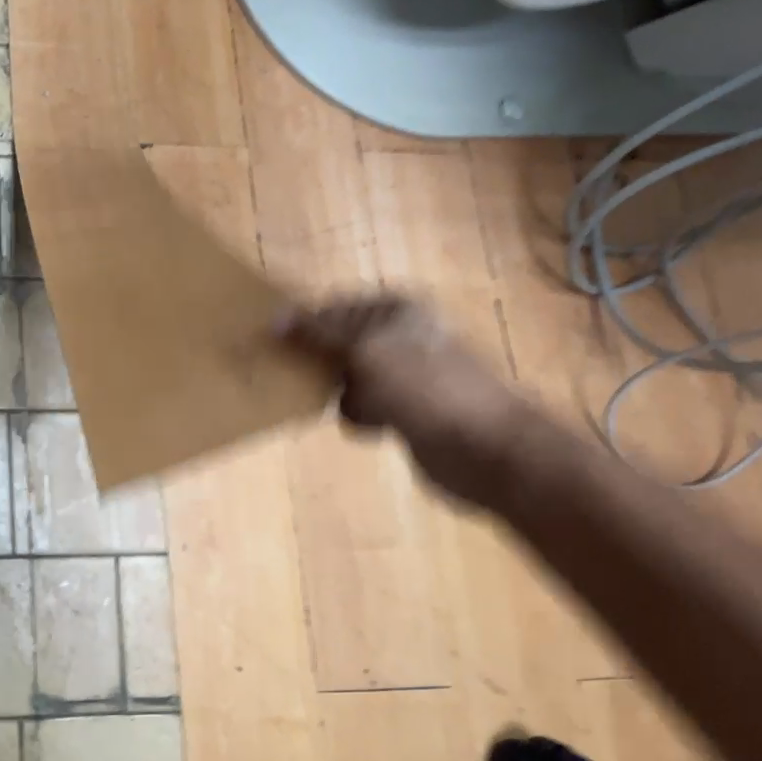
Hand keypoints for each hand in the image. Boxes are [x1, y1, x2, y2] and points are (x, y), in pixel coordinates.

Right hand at [279, 296, 527, 504]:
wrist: (491, 452)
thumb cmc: (427, 389)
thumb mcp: (364, 352)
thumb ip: (318, 334)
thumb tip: (274, 318)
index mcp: (396, 310)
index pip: (332, 307)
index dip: (303, 324)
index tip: (270, 344)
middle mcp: (401, 336)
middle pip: (338, 341)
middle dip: (314, 358)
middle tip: (280, 373)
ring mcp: (406, 375)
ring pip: (348, 375)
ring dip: (334, 391)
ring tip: (318, 402)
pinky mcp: (408, 411)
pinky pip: (364, 406)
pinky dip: (357, 415)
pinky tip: (363, 426)